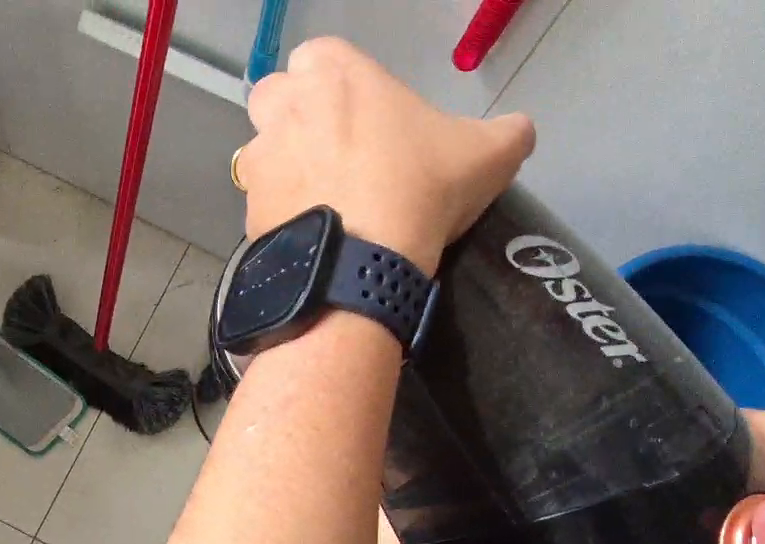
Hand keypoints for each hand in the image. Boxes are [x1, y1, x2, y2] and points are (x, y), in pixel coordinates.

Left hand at [236, 38, 533, 275]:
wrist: (362, 264)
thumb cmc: (421, 190)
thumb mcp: (488, 153)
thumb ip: (505, 132)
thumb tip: (517, 133)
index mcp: (333, 73)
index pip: (320, 56)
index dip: (336, 85)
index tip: (358, 116)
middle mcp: (284, 110)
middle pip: (276, 100)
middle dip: (294, 119)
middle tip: (331, 155)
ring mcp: (259, 163)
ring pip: (258, 154)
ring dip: (281, 169)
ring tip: (319, 201)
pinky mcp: (247, 214)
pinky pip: (258, 206)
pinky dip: (277, 216)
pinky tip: (309, 236)